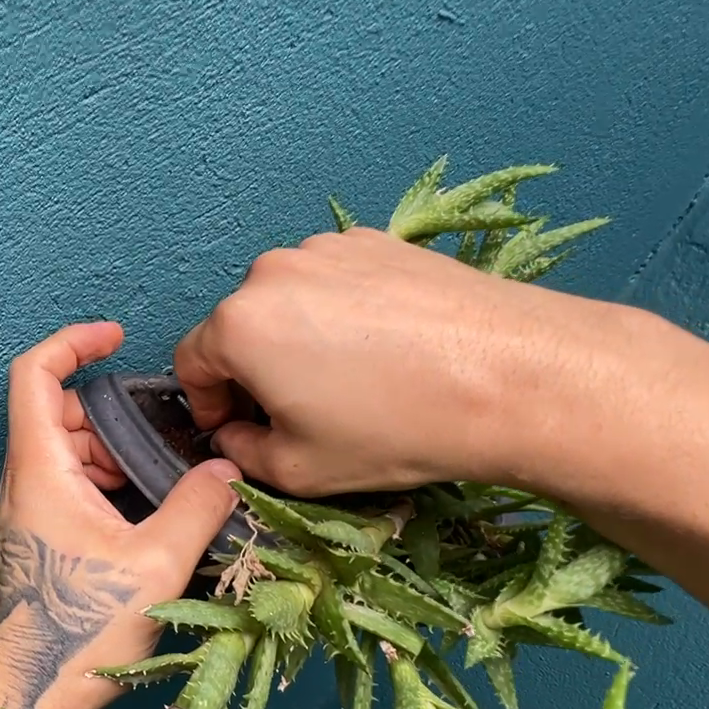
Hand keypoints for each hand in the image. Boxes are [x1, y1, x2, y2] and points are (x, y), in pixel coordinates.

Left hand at [0, 321, 240, 708]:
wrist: (23, 694)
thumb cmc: (76, 631)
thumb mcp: (154, 564)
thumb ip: (198, 507)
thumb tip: (226, 467)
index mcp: (39, 467)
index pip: (35, 373)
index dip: (73, 341)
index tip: (117, 337)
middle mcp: (26, 478)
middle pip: (58, 409)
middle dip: (110, 410)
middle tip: (162, 434)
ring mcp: (29, 507)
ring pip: (67, 448)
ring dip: (111, 449)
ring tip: (160, 478)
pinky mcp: (39, 534)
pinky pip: (70, 482)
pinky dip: (105, 479)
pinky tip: (144, 512)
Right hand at [172, 227, 634, 495]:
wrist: (517, 378)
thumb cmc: (394, 428)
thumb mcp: (297, 469)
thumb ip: (241, 451)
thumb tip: (234, 431)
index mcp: (238, 324)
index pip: (190, 362)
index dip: (206, 402)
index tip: (236, 426)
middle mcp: (270, 272)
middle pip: (237, 328)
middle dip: (253, 371)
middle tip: (296, 411)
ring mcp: (325, 248)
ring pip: (284, 302)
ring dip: (294, 339)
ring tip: (348, 377)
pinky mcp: (374, 239)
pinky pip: (331, 281)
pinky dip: (337, 313)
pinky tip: (383, 346)